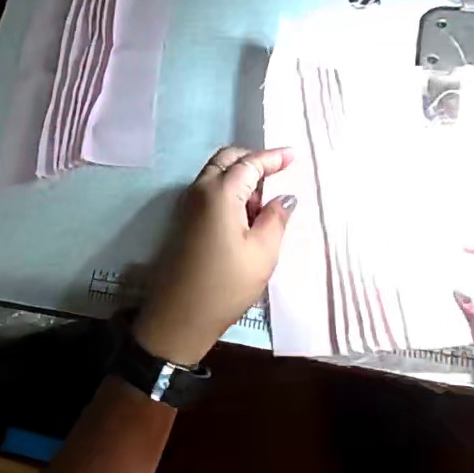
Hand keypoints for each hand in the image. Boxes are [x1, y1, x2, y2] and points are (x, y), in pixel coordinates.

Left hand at [134, 146, 297, 365]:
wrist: (179, 317)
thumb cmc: (226, 285)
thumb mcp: (263, 253)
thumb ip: (276, 218)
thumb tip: (284, 197)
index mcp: (220, 193)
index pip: (249, 163)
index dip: (273, 157)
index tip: (294, 155)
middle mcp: (199, 191)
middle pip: (227, 160)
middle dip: (253, 161)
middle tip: (278, 177)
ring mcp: (187, 206)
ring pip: (216, 175)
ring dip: (240, 179)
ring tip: (265, 206)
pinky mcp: (184, 222)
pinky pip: (209, 192)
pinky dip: (229, 193)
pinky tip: (246, 217)